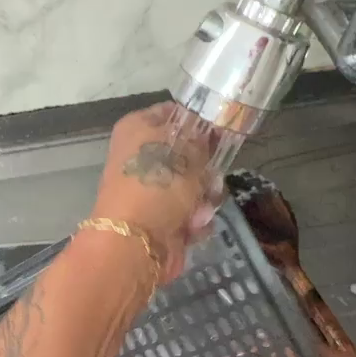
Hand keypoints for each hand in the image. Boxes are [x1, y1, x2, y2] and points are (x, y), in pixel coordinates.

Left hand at [88, 103, 215, 282]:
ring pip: (196, 186)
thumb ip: (201, 134)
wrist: (135, 243)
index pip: (173, 113)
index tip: (220, 131)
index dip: (199, 121)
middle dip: (206, 169)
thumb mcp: (186, 147)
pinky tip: (191, 227)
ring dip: (204, 198)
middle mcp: (141, 158)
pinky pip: (192, 213)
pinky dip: (196, 221)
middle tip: (209, 177)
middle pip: (190, 154)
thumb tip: (205, 132)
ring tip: (198, 209)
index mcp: (137, 129)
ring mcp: (151, 191)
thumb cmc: (157, 185)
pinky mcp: (161, 220)